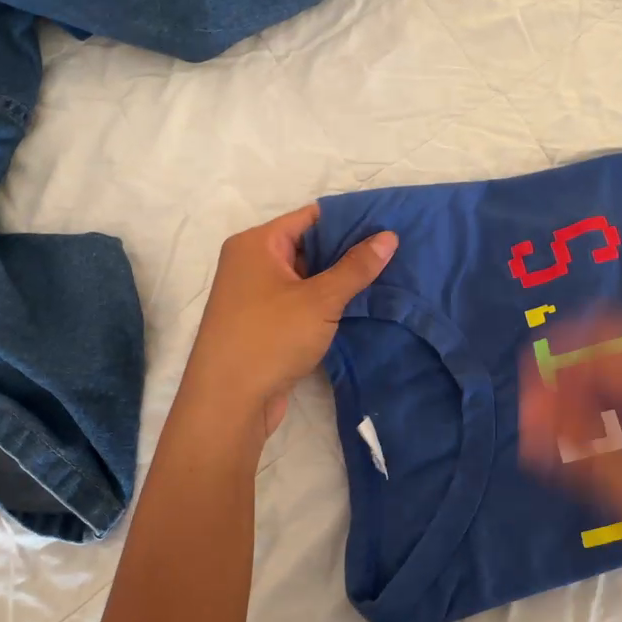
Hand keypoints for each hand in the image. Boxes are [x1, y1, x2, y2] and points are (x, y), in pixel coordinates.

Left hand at [179, 205, 396, 442]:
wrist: (228, 403)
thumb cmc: (269, 339)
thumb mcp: (320, 300)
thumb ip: (356, 267)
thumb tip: (389, 236)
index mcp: (256, 244)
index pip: (310, 217)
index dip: (350, 219)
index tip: (388, 224)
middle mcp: (250, 262)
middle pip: (307, 244)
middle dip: (347, 250)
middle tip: (394, 251)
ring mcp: (253, 294)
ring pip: (305, 275)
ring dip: (337, 278)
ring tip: (385, 275)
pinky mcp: (261, 322)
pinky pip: (298, 299)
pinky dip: (324, 300)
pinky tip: (357, 305)